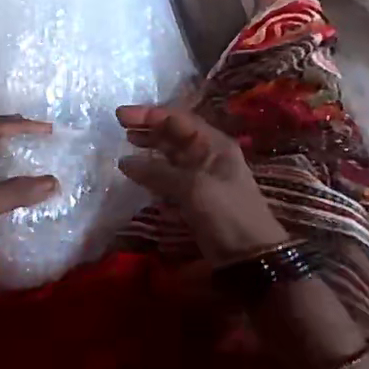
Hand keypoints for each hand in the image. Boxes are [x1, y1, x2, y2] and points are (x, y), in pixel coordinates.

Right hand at [116, 105, 290, 263]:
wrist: (249, 254)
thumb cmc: (227, 213)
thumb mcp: (192, 188)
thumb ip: (158, 173)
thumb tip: (125, 162)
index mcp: (214, 144)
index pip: (178, 119)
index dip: (149, 114)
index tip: (120, 116)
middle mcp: (207, 155)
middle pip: (173, 134)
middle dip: (148, 129)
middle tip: (120, 128)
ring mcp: (200, 177)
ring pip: (170, 156)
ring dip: (149, 150)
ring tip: (126, 147)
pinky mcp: (193, 198)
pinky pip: (169, 179)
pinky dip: (152, 174)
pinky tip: (138, 176)